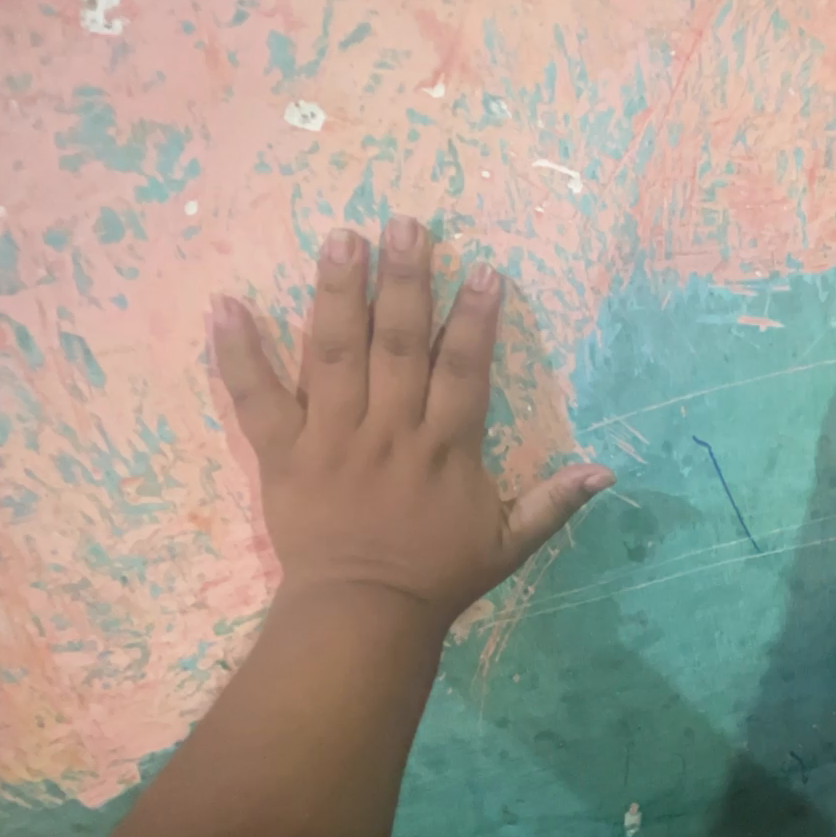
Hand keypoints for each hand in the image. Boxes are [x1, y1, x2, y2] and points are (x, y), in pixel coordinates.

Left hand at [209, 215, 612, 628]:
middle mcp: (391, 431)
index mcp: (447, 448)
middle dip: (405, 282)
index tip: (483, 272)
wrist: (364, 613)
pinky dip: (238, 353)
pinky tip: (227, 304)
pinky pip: (255, 399)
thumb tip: (608, 472)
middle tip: (405, 224)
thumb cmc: (443, 574)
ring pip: (333, 355)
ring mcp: (332, 438)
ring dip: (337, 294)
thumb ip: (557, 502)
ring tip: (340, 238)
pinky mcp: (283, 453)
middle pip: (399, 344)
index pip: (465, 370)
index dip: (476, 319)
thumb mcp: (513, 543)